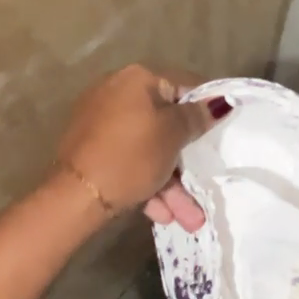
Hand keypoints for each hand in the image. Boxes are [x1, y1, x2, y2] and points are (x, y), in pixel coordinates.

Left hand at [56, 65, 225, 216]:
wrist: (75, 194)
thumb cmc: (130, 155)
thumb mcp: (172, 135)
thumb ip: (196, 116)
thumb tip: (220, 101)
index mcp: (136, 79)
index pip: (183, 84)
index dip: (206, 108)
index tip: (222, 132)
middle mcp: (116, 92)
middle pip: (165, 123)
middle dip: (187, 160)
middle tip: (204, 185)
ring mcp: (101, 121)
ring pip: (148, 148)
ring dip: (171, 184)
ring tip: (189, 219)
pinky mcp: (92, 148)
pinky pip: (129, 160)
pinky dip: (146, 183)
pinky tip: (161, 214)